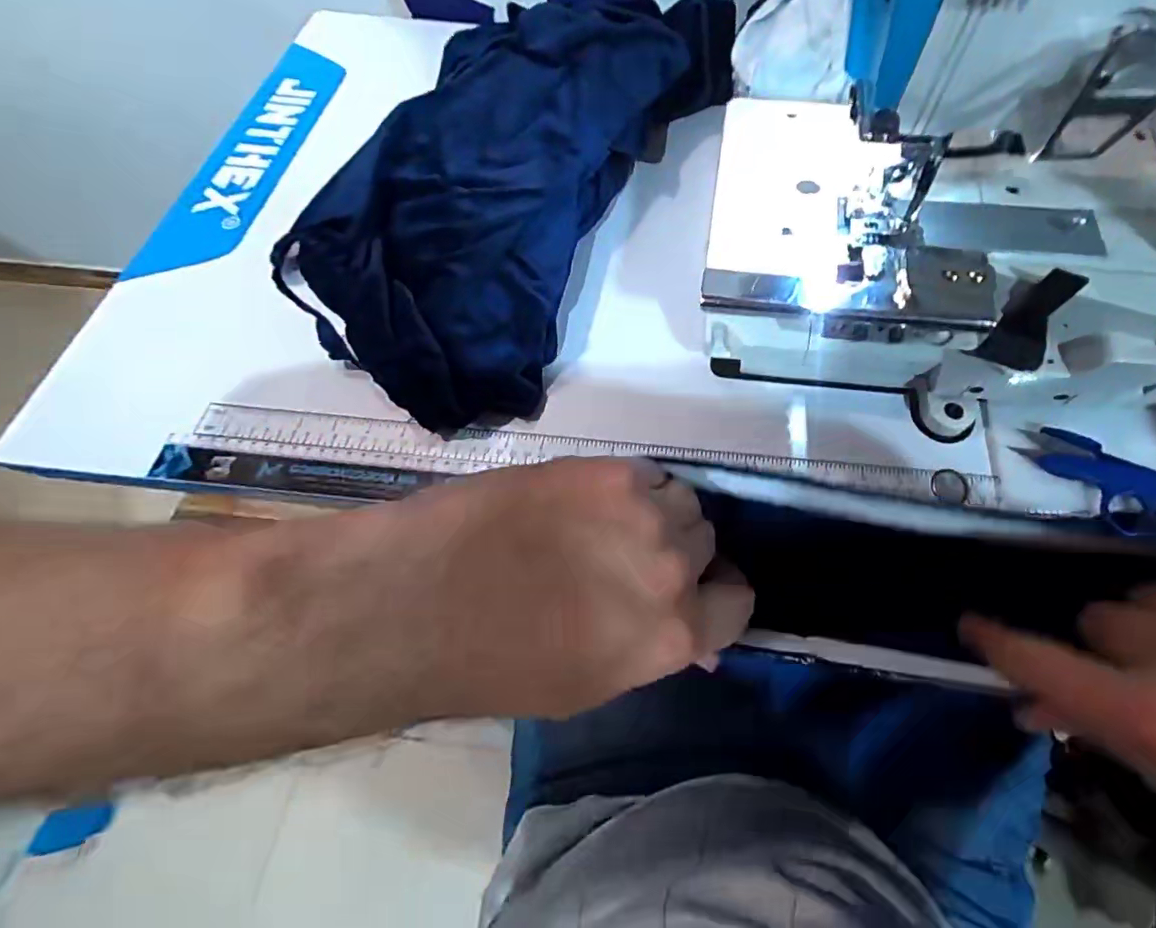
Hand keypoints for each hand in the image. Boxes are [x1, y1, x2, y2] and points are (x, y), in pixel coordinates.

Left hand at [267, 457, 752, 724]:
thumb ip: (654, 649)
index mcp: (674, 634)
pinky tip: (586, 502)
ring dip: (656, 514)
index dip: (717, 597)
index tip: (696, 592)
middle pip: (708, 542)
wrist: (416, 601)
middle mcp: (674, 569)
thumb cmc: (495, 664)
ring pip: (682, 500)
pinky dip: (628, 487)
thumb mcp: (591, 683)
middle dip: (680, 553)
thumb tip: (698, 638)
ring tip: (607, 525)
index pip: (739, 602)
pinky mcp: (606, 471)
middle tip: (629, 559)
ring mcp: (642, 512)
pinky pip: (646, 474)